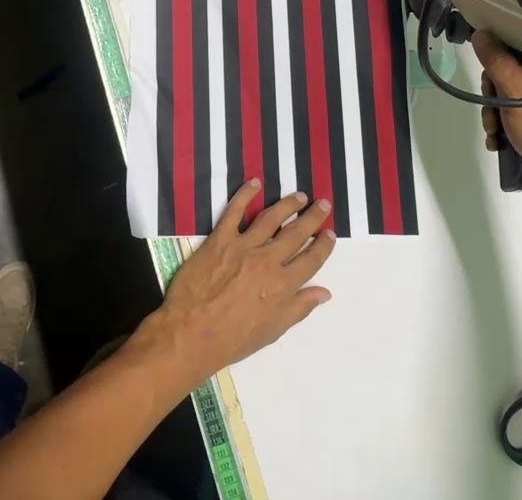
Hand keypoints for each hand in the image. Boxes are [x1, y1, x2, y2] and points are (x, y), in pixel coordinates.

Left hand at [127, 181, 335, 395]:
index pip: (311, 260)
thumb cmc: (233, 338)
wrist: (192, 332)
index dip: (323, 246)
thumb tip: (324, 292)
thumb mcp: (273, 331)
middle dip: (312, 218)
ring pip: (270, 218)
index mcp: (283, 286)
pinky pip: (234, 212)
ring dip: (287, 204)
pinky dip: (245, 195)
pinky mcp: (219, 239)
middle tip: (323, 204)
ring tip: (299, 196)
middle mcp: (267, 261)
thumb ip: (299, 308)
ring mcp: (242, 247)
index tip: (330, 233)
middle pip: (295, 234)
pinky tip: (255, 183)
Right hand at [472, 31, 521, 204]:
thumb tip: (481, 32)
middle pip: (515, 70)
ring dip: (498, 112)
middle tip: (490, 112)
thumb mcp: (516, 95)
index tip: (485, 71)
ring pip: (517, 93)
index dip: (498, 53)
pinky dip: (510, 123)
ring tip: (493, 133)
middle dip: (494, 93)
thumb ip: (496, 62)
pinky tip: (500, 141)